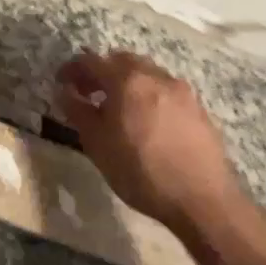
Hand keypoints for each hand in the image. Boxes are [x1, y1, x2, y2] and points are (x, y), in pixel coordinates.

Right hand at [52, 51, 243, 229]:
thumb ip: (77, 110)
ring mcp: (183, 93)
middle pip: (122, 61)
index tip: (61, 83)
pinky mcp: (200, 112)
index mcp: (127, 80)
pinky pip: (167, 93)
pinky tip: (148, 123)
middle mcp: (156, 77)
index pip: (91, 61)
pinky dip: (151, 97)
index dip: (72, 69)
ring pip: (148, 75)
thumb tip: (65, 92)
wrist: (204, 203)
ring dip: (129, 83)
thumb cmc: (140, 170)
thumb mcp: (96, 143)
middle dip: (103, 71)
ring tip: (120, 109)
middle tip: (90, 92)